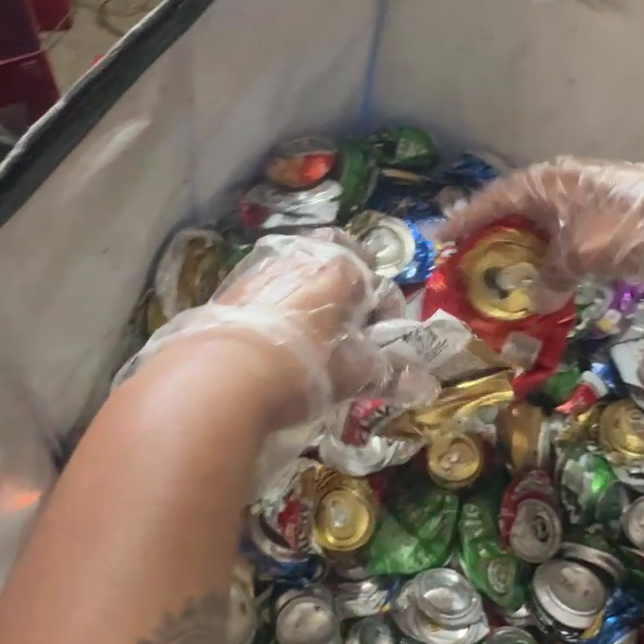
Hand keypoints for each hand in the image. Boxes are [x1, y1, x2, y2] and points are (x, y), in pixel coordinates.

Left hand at [117, 231, 408, 425]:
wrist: (217, 378)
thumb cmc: (301, 368)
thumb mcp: (352, 375)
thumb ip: (389, 373)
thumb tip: (426, 386)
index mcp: (340, 269)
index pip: (380, 284)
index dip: (389, 312)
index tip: (386, 339)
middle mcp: (301, 258)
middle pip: (337, 265)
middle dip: (349, 291)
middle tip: (351, 325)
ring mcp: (261, 271)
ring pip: (298, 276)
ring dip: (312, 299)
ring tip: (313, 335)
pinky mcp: (228, 291)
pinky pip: (267, 292)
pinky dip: (279, 309)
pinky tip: (275, 340)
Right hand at [438, 158, 643, 308]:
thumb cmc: (625, 230)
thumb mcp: (579, 257)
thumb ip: (551, 277)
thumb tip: (536, 297)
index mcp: (542, 184)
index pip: (490, 202)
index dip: (463, 222)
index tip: (440, 239)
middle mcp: (557, 182)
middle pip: (510, 207)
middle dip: (489, 233)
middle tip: (468, 257)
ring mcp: (582, 192)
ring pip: (537, 218)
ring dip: (519, 241)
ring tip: (502, 267)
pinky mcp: (602, 206)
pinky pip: (559, 226)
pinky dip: (546, 246)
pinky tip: (546, 266)